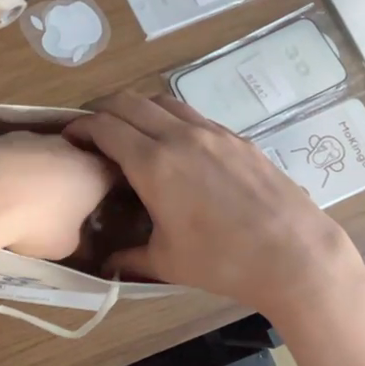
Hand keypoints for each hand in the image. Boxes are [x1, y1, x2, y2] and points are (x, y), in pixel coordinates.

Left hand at [0, 131, 115, 259]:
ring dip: (34, 171)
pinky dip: (5, 169)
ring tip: (18, 199)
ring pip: (40, 153)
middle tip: (57, 204)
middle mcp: (65, 146)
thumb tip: (76, 235)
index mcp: (93, 171)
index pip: (113, 173)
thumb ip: (77, 236)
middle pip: (75, 158)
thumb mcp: (65, 246)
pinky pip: (9, 155)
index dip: (108, 186)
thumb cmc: (35, 223)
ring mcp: (29, 137)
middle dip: (69, 177)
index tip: (100, 202)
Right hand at [65, 94, 364, 328]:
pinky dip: (171, 120)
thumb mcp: (167, 262)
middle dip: (103, 110)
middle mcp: (179, 136)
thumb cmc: (224, 261)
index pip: (104, 127)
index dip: (80, 127)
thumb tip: (107, 263)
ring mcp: (212, 133)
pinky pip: (193, 116)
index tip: (68, 137)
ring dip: (138, 109)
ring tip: (132, 132)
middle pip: (128, 102)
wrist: (296, 256)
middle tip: (93, 130)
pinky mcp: (237, 139)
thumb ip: (130, 256)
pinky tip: (176, 147)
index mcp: (153, 163)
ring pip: (163, 101)